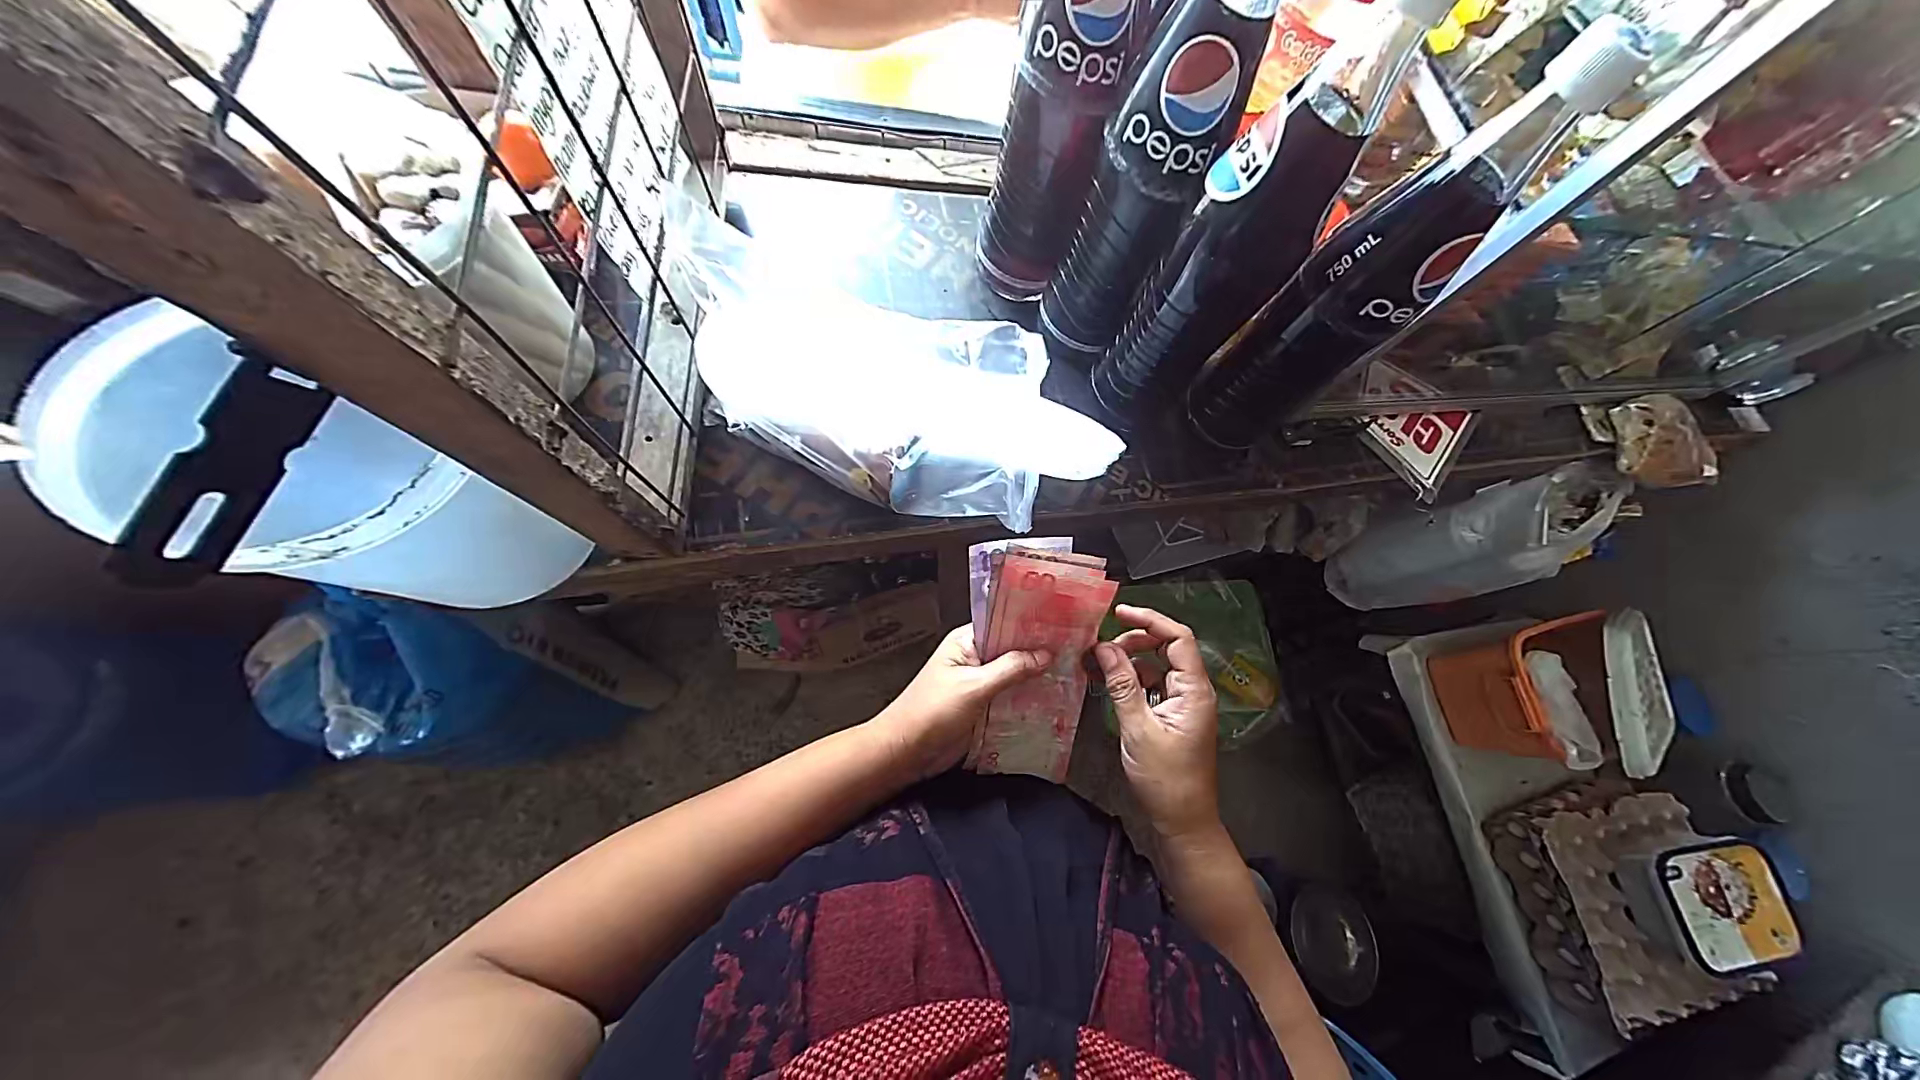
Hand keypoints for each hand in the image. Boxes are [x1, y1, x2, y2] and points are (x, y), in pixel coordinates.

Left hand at [869, 625, 1051, 780]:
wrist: (906, 752)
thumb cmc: (927, 714)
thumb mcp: (973, 687)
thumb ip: (1010, 669)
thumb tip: (1042, 655)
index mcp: (965, 642)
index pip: (1004, 623)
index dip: (1030, 624)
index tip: (1059, 625)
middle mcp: (973, 658)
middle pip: (1012, 650)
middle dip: (1038, 653)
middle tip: (1072, 651)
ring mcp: (979, 683)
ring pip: (1014, 675)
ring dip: (1035, 678)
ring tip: (1069, 674)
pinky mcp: (983, 706)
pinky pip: (1011, 698)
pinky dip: (1027, 700)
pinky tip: (1050, 701)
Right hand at [1093, 604, 1220, 838]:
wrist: (1182, 821)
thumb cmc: (1165, 779)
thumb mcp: (1137, 728)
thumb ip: (1121, 684)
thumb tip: (1103, 648)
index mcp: (1195, 690)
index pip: (1178, 638)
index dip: (1149, 620)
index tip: (1118, 613)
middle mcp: (1193, 691)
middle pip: (1168, 647)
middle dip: (1135, 640)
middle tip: (1103, 647)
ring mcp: (1184, 703)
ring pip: (1158, 665)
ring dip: (1130, 660)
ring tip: (1101, 665)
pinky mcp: (1173, 715)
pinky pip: (1153, 684)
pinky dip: (1132, 678)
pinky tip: (1111, 683)